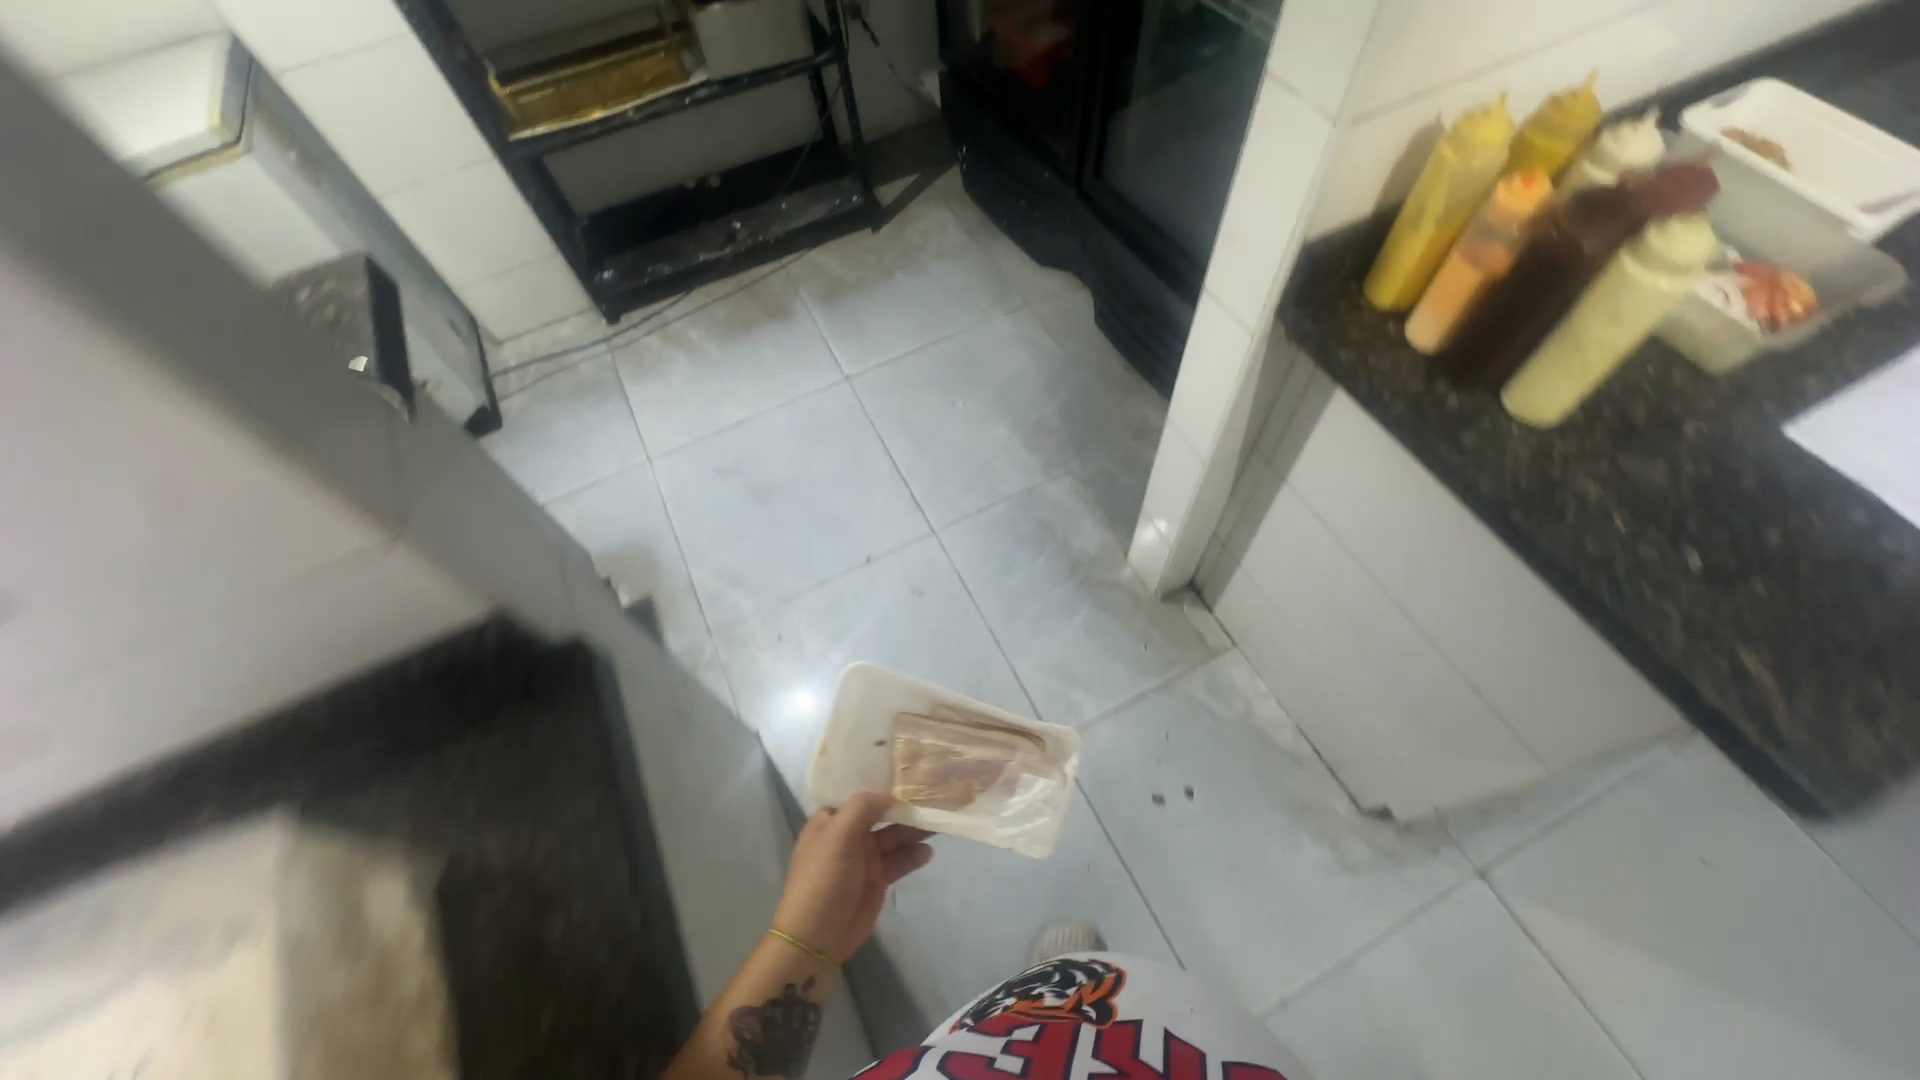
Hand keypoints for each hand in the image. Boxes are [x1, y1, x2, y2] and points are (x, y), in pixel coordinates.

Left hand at [772, 792, 933, 963]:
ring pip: (894, 837)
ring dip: (914, 830)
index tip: (911, 775)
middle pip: (882, 815)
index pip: (862, 796)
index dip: (884, 786)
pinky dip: (913, 856)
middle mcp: (849, 835)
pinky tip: (928, 851)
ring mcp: (864, 858)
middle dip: (905, 808)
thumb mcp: (838, 837)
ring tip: (939, 822)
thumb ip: (862, 809)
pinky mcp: (877, 880)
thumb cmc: (823, 880)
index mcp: (832, 820)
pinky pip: (899, 861)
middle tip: (935, 798)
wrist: (817, 937)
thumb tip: (889, 793)